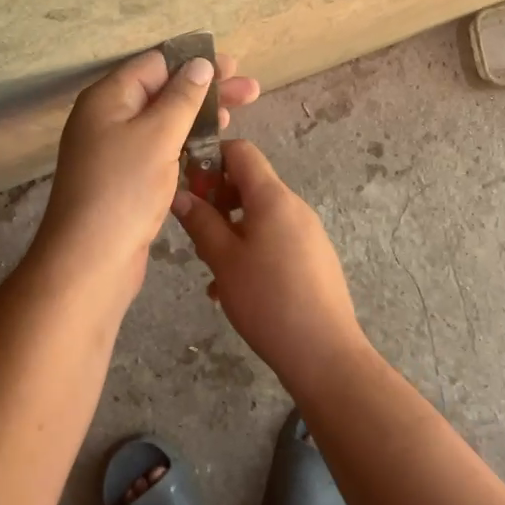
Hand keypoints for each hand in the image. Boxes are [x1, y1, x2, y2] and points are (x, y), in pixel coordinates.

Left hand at [32, 49, 259, 288]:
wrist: (90, 260)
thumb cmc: (124, 189)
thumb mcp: (158, 135)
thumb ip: (182, 98)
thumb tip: (200, 64)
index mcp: (108, 98)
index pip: (155, 64)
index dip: (195, 62)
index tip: (232, 65)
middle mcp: (107, 117)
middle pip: (162, 91)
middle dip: (206, 89)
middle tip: (250, 89)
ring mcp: (114, 149)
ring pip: (162, 121)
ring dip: (198, 116)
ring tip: (235, 115)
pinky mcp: (124, 178)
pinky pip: (158, 148)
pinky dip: (184, 143)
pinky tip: (211, 148)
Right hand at [171, 139, 368, 387]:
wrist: (324, 353)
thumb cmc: (267, 299)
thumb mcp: (223, 259)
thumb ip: (200, 222)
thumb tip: (179, 195)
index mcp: (273, 197)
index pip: (241, 151)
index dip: (211, 159)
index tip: (190, 188)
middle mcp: (294, 207)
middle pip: (250, 184)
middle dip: (217, 201)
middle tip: (195, 233)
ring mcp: (308, 234)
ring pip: (260, 217)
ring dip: (231, 231)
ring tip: (211, 267)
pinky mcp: (313, 260)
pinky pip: (275, 241)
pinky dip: (251, 251)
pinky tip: (234, 289)